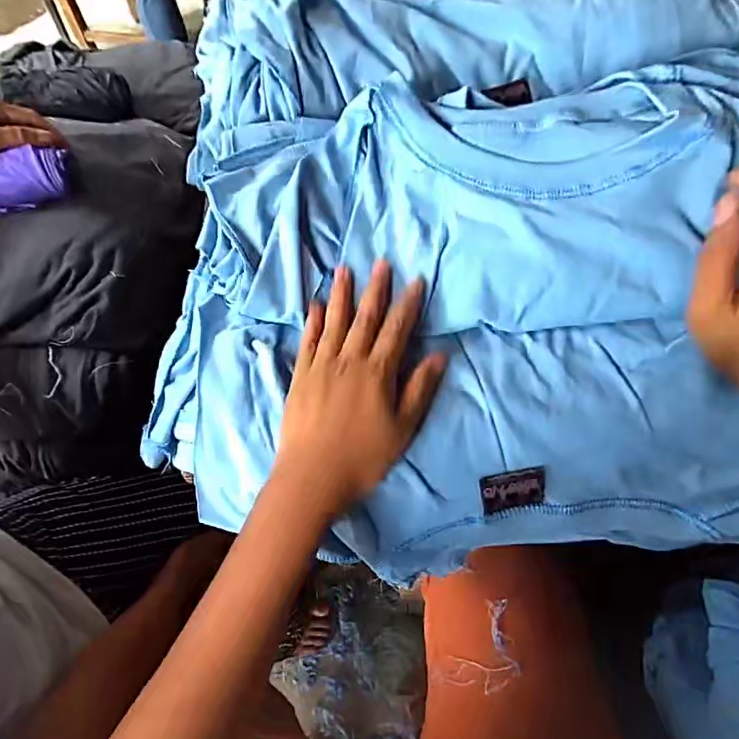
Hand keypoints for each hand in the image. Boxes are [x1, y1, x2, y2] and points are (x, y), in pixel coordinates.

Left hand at [273, 260, 447, 513]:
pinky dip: (313, 322)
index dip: (408, 304)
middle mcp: (349, 361)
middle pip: (365, 319)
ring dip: (341, 296)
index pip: (397, 330)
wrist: (312, 475)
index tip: (416, 280)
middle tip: (381, 262)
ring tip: (345, 270)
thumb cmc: (363, 458)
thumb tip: (439, 355)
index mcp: (378, 373)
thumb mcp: (403, 428)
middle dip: (375, 290)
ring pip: (333, 323)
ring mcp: (321, 367)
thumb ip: (420, 390)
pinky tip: (316, 306)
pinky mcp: (300, 377)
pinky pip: (308, 342)